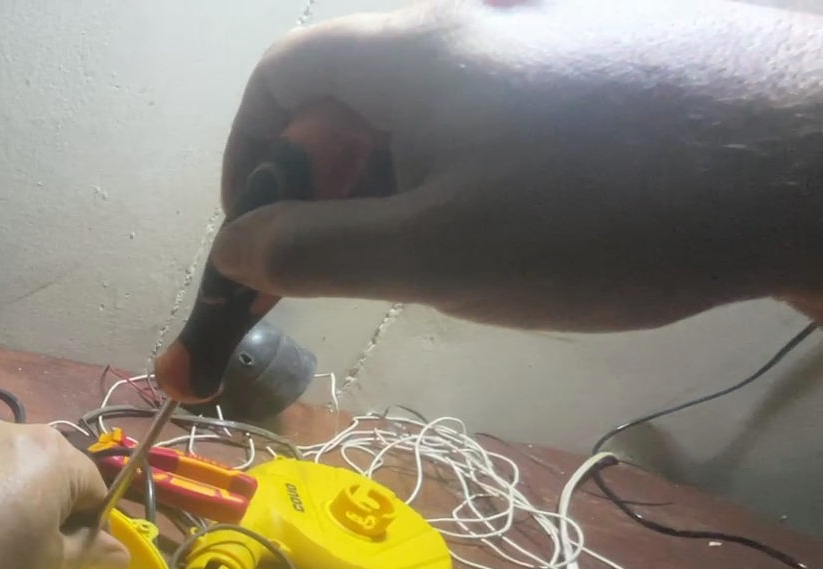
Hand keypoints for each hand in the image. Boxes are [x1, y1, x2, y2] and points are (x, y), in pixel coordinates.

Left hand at [0, 417, 130, 568]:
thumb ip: (89, 553)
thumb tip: (122, 554)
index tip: (76, 557)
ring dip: (5, 493)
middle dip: (47, 503)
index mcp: (49, 451)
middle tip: (31, 550)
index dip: (90, 524)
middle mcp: (4, 429)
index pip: (91, 485)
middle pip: (43, 467)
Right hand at [212, 0, 822, 330]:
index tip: (259, 230)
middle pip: (337, 102)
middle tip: (334, 268)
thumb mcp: (427, 254)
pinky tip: (485, 233)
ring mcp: (532, 50)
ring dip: (375, 198)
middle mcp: (466, 32)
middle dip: (311, 192)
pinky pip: (469, 123)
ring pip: (402, 121)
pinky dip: (438, 183)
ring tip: (417, 262)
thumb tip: (232, 248)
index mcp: (413, 59)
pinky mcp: (583, 77)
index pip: (280, 73)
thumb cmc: (605, 215)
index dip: (247, 153)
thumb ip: (308, 252)